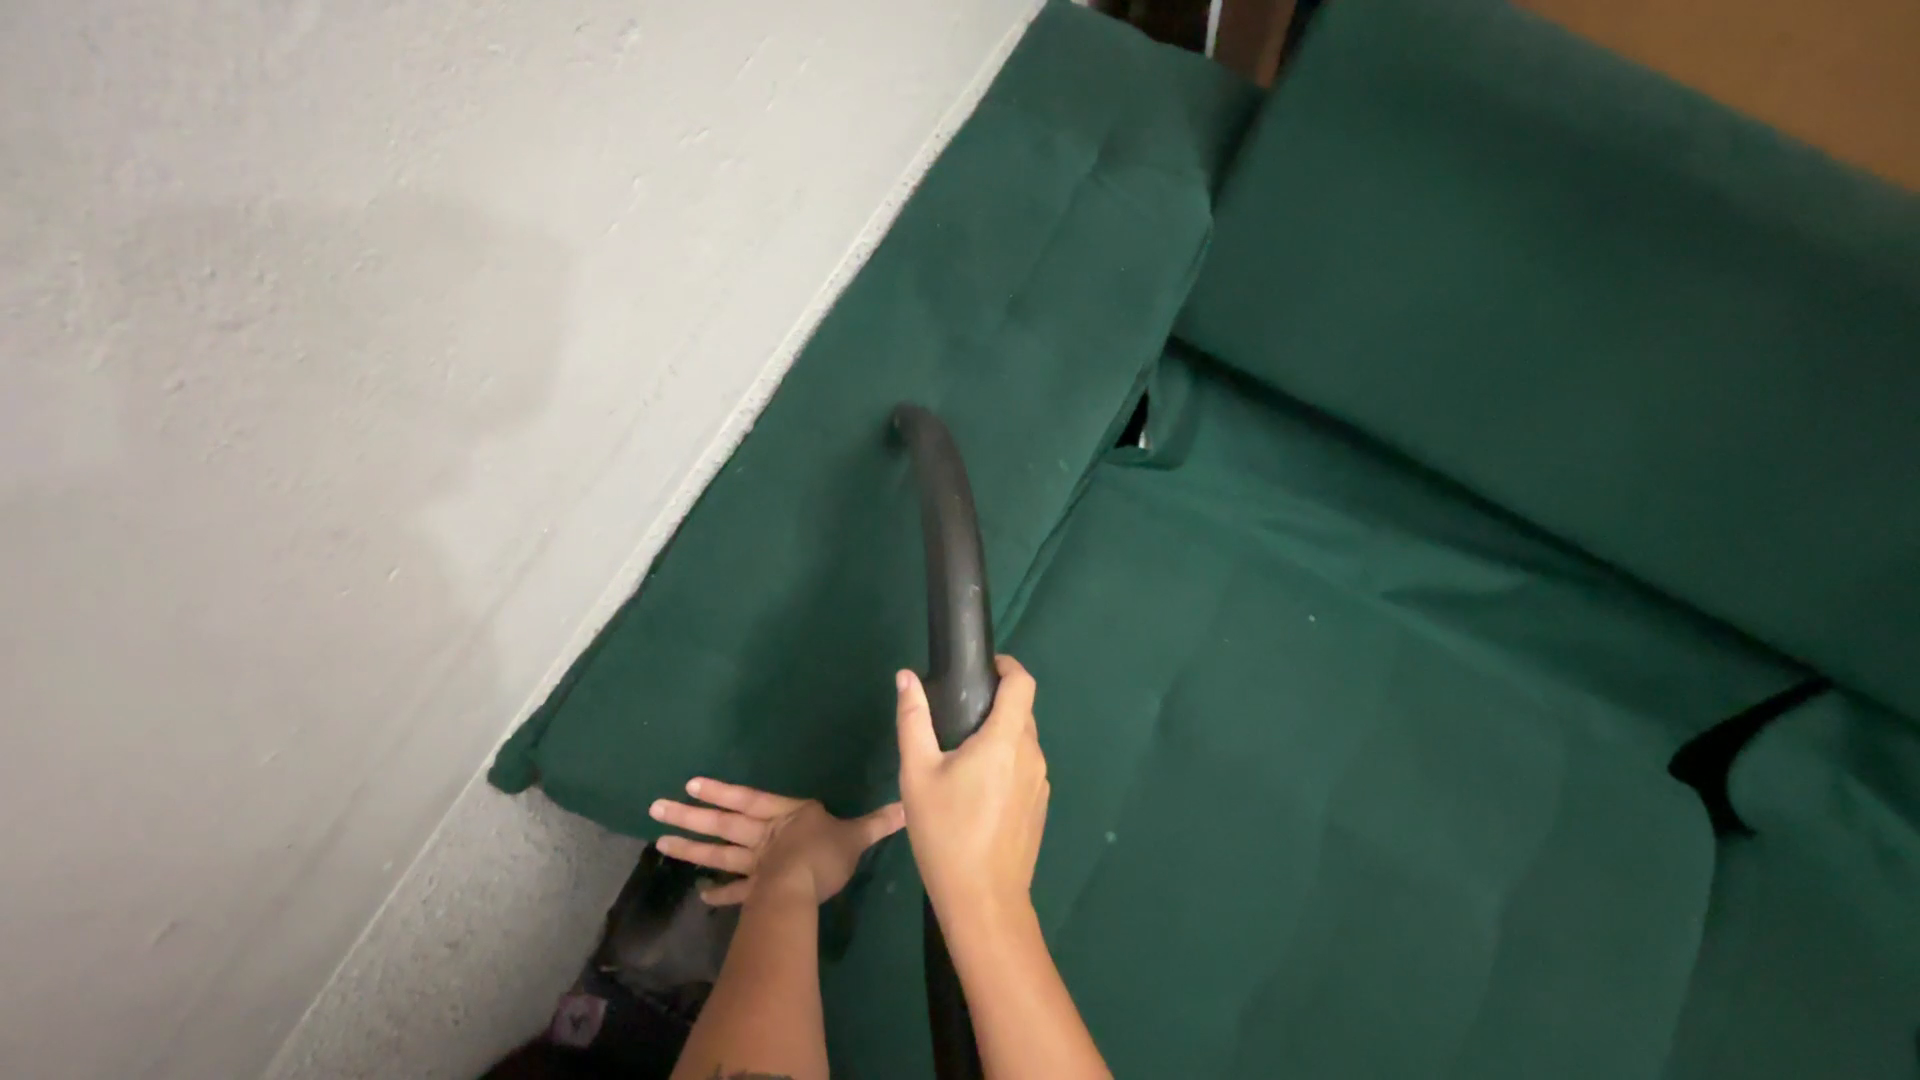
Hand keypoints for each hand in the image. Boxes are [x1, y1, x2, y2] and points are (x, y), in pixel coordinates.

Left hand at [649, 778, 903, 905]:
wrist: (806, 890)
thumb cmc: (827, 855)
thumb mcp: (856, 834)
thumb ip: (877, 821)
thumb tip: (908, 806)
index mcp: (785, 814)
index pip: (748, 798)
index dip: (720, 791)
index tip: (690, 785)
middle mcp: (763, 835)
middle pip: (721, 823)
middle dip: (689, 816)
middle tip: (655, 809)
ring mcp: (755, 864)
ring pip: (717, 853)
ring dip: (690, 849)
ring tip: (660, 843)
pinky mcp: (757, 890)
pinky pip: (734, 890)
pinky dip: (717, 892)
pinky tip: (700, 894)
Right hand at [896, 655, 1047, 920]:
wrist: (983, 900)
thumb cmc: (945, 833)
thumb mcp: (917, 774)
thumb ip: (913, 720)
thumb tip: (906, 677)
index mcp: (1006, 740)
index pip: (1023, 683)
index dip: (1008, 666)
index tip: (984, 668)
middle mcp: (1032, 755)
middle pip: (1023, 711)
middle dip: (996, 703)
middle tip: (957, 715)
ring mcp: (1041, 782)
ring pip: (1025, 741)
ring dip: (1000, 735)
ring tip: (962, 754)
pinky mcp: (1040, 805)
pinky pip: (1026, 767)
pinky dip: (1007, 762)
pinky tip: (978, 789)